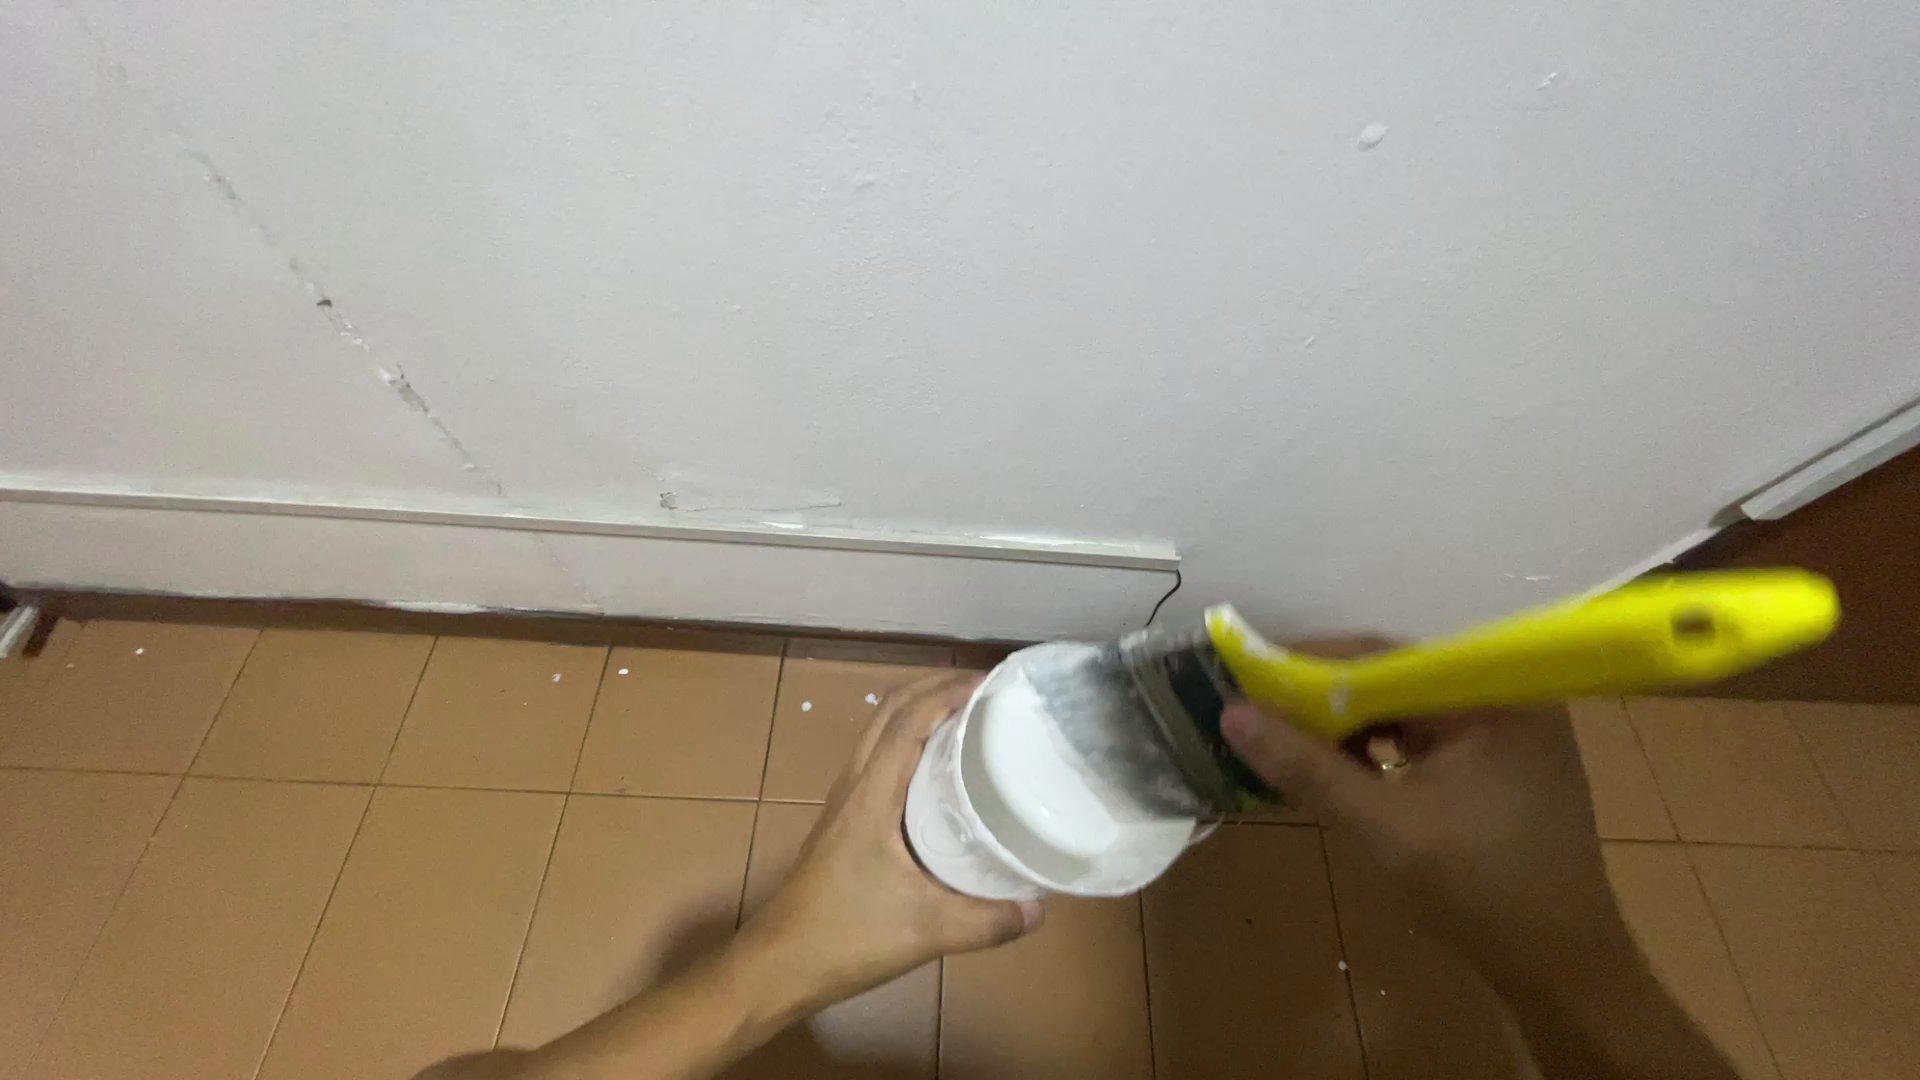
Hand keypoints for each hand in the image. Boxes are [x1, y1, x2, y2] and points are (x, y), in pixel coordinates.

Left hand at [735, 671, 1043, 1013]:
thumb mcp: (925, 930)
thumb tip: (1040, 909)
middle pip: (892, 708)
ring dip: (921, 705)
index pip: (909, 719)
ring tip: (968, 711)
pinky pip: (880, 752)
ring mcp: (847, 795)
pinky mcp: (847, 813)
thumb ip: (987, 921)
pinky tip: (939, 761)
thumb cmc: (846, 936)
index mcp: (871, 793)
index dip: (948, 691)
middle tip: (986, 689)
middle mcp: (856, 781)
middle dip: (936, 685)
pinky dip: (910, 734)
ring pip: (881, 727)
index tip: (992, 684)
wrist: (778, 963)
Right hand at [1219, 642, 1629, 988]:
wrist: (1563, 973)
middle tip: (1259, 711)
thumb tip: (1230, 713)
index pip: (1380, 657)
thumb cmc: (1481, 894)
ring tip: (1288, 737)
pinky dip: (1370, 742)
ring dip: (1342, 720)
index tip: (1245, 681)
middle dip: (1321, 696)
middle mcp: (1498, 698)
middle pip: (1388, 676)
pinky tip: (1337, 762)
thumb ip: (1307, 768)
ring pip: (1396, 702)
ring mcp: (1497, 727)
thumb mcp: (1383, 828)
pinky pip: (1413, 729)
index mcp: (1489, 700)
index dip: (1307, 666)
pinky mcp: (1488, 756)